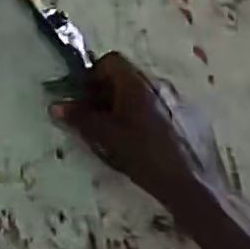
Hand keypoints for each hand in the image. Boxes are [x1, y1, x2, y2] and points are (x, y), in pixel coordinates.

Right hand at [53, 52, 229, 209]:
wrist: (193, 187)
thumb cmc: (144, 154)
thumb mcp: (105, 136)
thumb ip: (79, 118)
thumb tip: (56, 107)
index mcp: (136, 83)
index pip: (110, 61)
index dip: (94, 76)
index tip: (88, 99)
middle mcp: (159, 84)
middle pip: (127, 76)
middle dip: (108, 92)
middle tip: (99, 117)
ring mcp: (178, 101)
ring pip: (144, 93)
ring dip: (127, 105)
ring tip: (121, 132)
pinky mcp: (191, 119)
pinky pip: (161, 107)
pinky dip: (147, 116)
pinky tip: (145, 142)